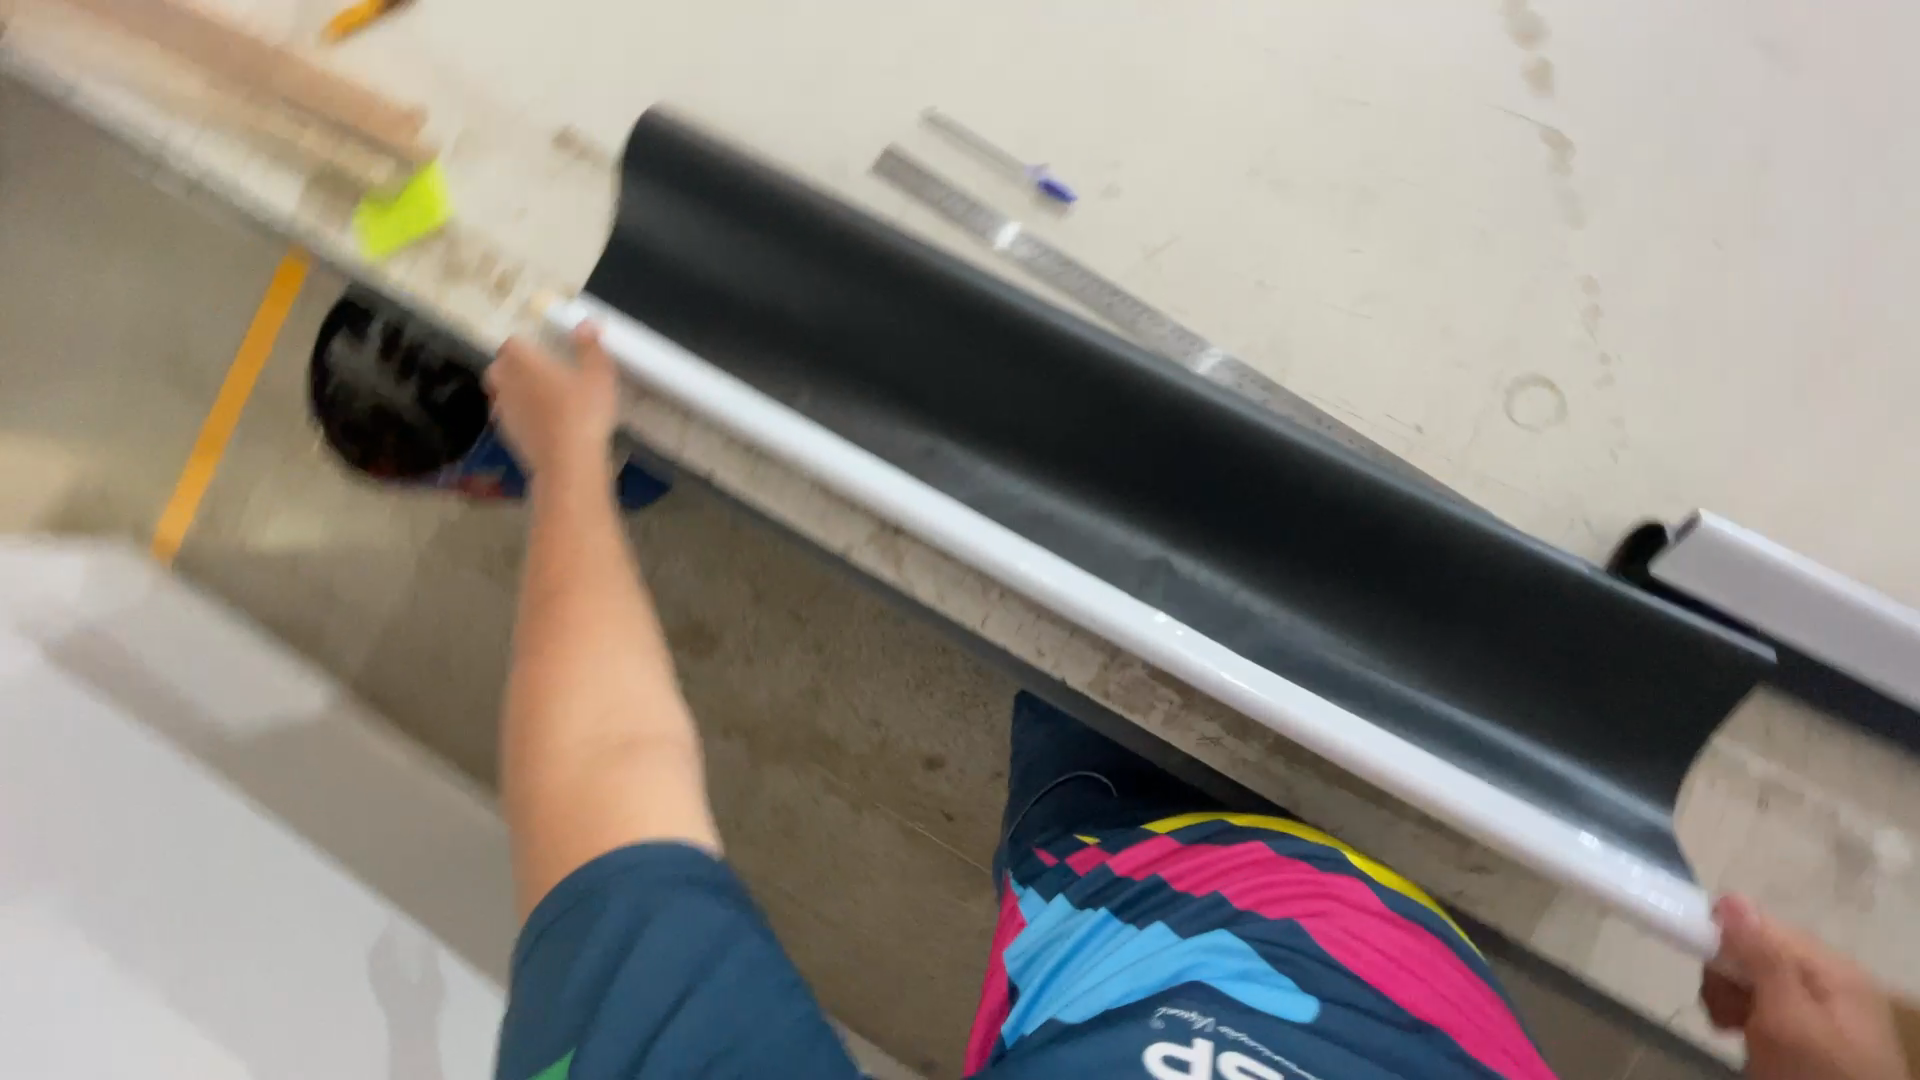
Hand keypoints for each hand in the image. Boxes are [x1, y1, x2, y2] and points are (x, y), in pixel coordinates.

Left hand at [485, 325, 618, 476]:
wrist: (566, 460)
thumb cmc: (583, 412)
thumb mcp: (598, 376)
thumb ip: (590, 348)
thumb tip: (586, 323)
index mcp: (524, 360)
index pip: (513, 342)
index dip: (527, 344)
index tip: (545, 351)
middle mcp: (506, 381)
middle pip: (500, 366)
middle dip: (514, 367)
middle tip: (539, 373)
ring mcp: (503, 409)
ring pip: (501, 393)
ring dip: (514, 392)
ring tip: (540, 399)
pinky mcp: (507, 434)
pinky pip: (508, 417)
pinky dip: (520, 416)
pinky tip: (541, 424)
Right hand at [1702, 895, 1908, 1079]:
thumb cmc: (1817, 1075)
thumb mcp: (1787, 1020)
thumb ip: (1762, 959)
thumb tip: (1730, 898)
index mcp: (1833, 969)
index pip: (1756, 923)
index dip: (1721, 940)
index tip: (1707, 971)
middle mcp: (1828, 976)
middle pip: (1749, 947)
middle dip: (1724, 975)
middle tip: (1724, 1011)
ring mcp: (1819, 1000)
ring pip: (1746, 970)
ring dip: (1725, 994)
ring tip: (1731, 1025)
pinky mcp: (1805, 1019)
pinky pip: (1756, 993)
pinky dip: (1737, 1007)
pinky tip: (1739, 1029)